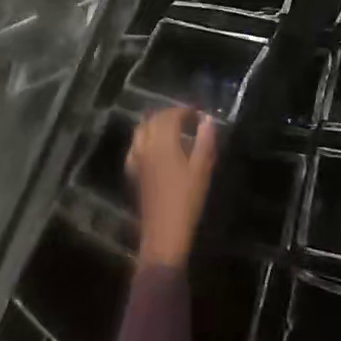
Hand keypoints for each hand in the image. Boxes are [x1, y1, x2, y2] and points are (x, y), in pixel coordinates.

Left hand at [125, 107, 217, 267]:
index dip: (183, 110)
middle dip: (169, 114)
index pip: (169, 116)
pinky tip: (155, 147)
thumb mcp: (202, 170)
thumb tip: (207, 120)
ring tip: (173, 129)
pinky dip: (146, 139)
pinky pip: (136, 146)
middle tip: (188, 118)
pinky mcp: (133, 170)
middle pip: (153, 120)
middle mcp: (145, 146)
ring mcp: (136, 158)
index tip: (197, 112)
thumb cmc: (187, 200)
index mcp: (162, 142)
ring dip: (156, 124)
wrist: (164, 230)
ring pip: (141, 130)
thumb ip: (204, 142)